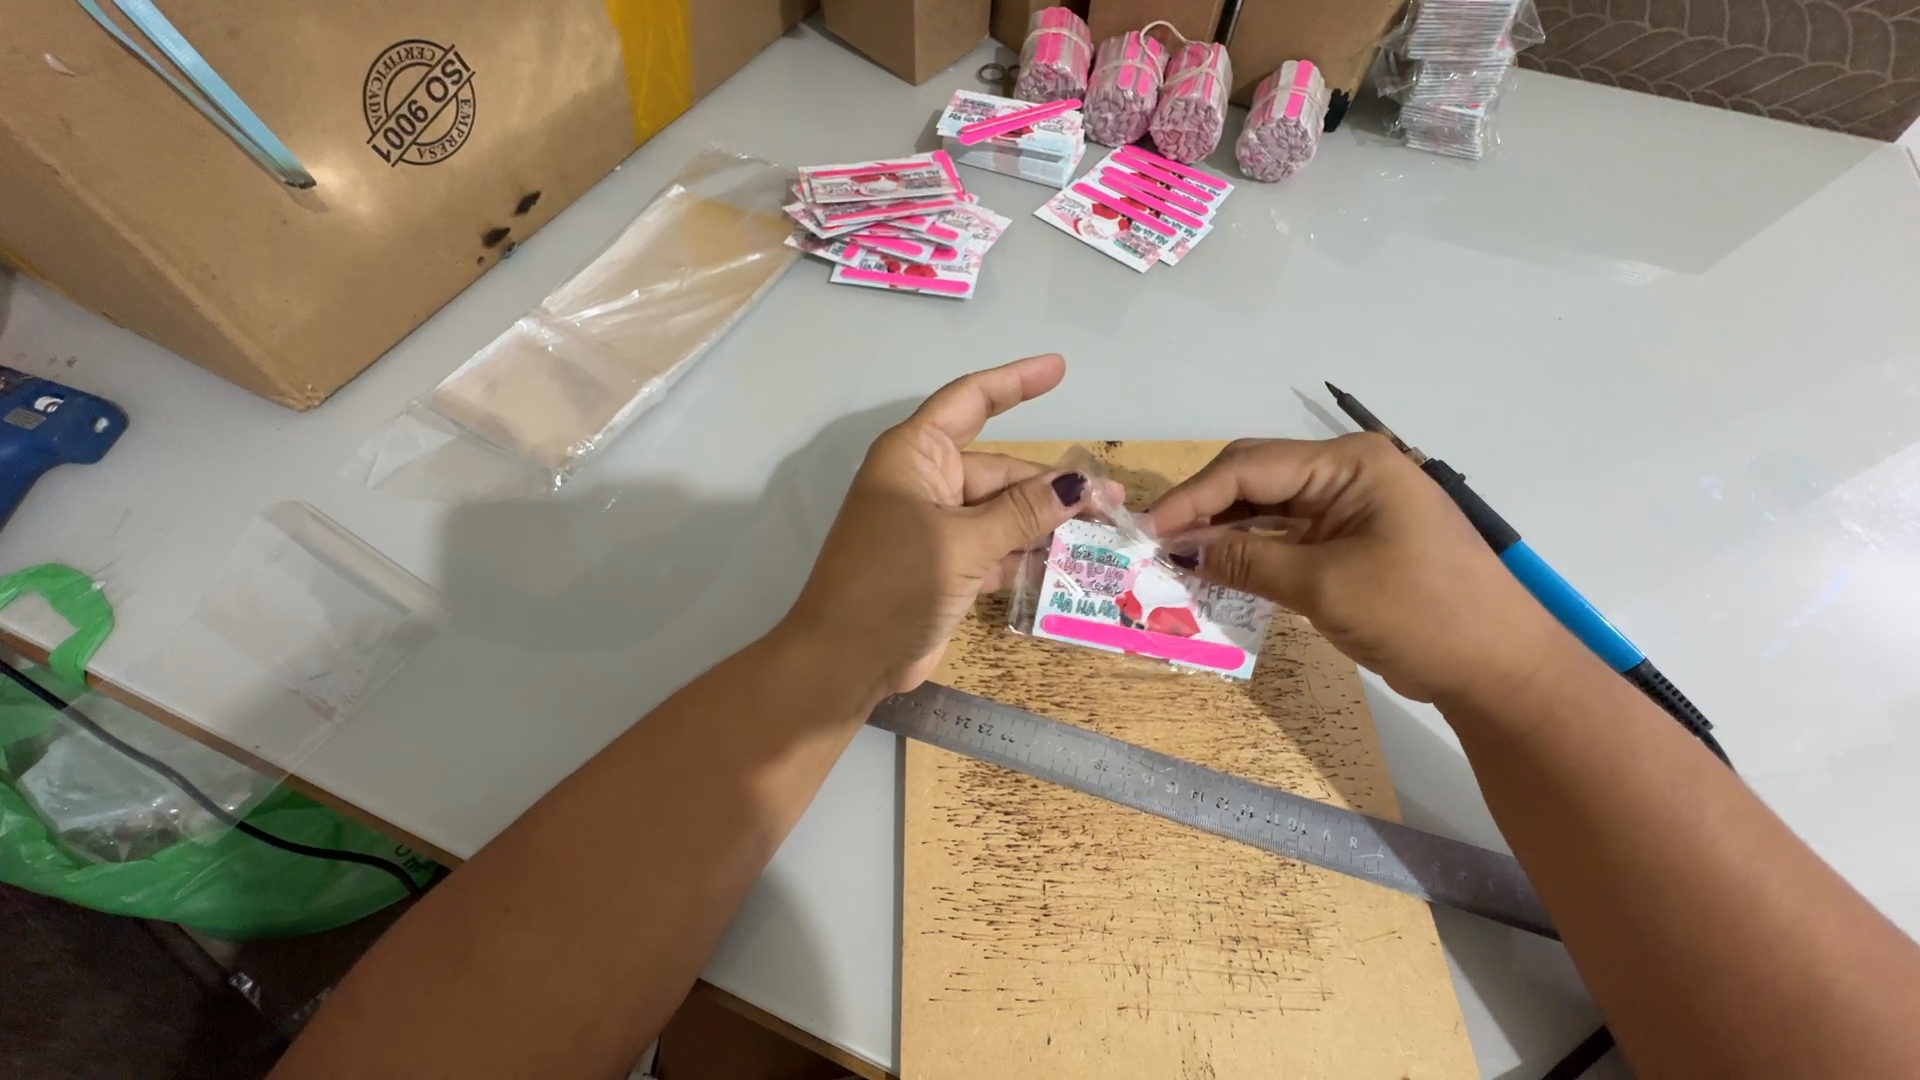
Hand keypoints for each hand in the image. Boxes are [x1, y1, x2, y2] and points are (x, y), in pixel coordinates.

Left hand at [782, 355, 1090, 697]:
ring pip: (1002, 511)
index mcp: (915, 455)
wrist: (846, 660)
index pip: (970, 401)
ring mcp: (935, 526)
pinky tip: (1070, 560)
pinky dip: (1026, 553)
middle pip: (998, 469)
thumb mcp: (963, 542)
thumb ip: (1023, 512)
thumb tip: (1078, 484)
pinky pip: (995, 546)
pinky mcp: (945, 565)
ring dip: (1045, 521)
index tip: (1058, 369)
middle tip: (1110, 499)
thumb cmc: (893, 583)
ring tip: (1104, 527)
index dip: (1015, 382)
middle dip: (1051, 483)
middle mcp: (925, 482)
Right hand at [1148, 434, 1571, 704]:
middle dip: (1202, 510)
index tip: (1147, 531)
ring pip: (1264, 508)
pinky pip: (1283, 537)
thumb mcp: (1324, 586)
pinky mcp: (1346, 541)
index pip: (1250, 468)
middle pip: (1253, 479)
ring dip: (1221, 532)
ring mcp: (1347, 508)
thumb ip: (1246, 560)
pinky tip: (1214, 569)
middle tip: (1156, 544)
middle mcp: (1346, 474)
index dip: (1192, 498)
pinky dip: (1248, 552)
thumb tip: (1179, 550)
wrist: (1500, 671)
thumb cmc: (1421, 615)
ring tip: (1175, 558)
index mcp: (1350, 464)